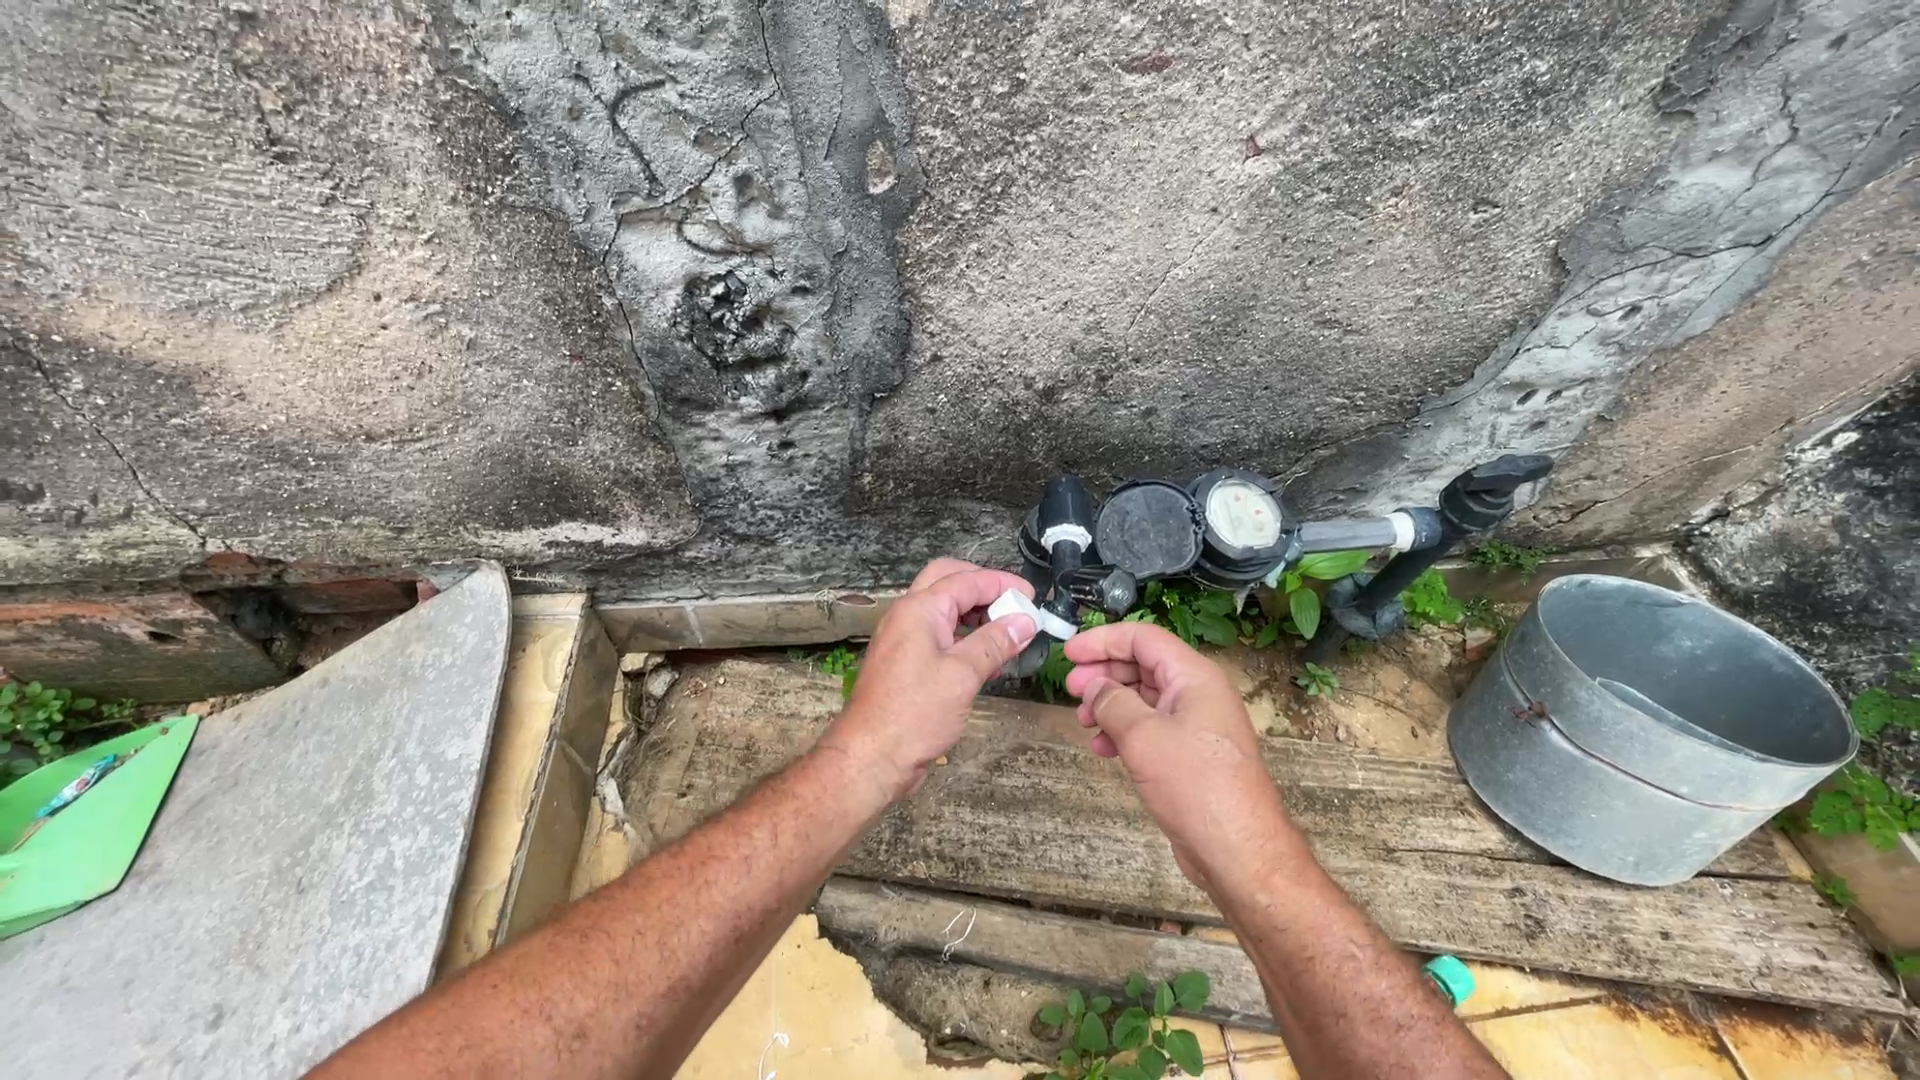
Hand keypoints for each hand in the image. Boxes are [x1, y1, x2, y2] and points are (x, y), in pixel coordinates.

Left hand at [818, 559, 1036, 802]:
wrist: (870, 757)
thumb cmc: (913, 713)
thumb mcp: (963, 675)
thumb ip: (995, 643)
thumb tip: (1025, 621)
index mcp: (919, 609)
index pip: (966, 580)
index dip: (1002, 584)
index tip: (1032, 597)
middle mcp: (908, 616)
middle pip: (947, 582)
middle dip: (983, 587)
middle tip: (1012, 604)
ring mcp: (904, 639)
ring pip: (943, 610)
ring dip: (975, 614)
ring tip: (1007, 633)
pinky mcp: (906, 663)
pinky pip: (938, 636)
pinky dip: (964, 638)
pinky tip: (987, 660)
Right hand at [1063, 622, 1294, 889]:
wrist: (1237, 850)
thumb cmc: (1194, 784)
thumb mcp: (1143, 736)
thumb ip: (1112, 702)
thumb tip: (1095, 687)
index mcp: (1194, 677)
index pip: (1143, 639)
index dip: (1103, 641)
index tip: (1069, 654)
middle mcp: (1197, 694)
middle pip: (1142, 666)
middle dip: (1104, 674)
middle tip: (1070, 689)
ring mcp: (1195, 725)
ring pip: (1144, 699)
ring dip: (1109, 705)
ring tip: (1082, 721)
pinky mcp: (1190, 755)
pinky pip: (1150, 729)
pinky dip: (1123, 733)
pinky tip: (1102, 749)